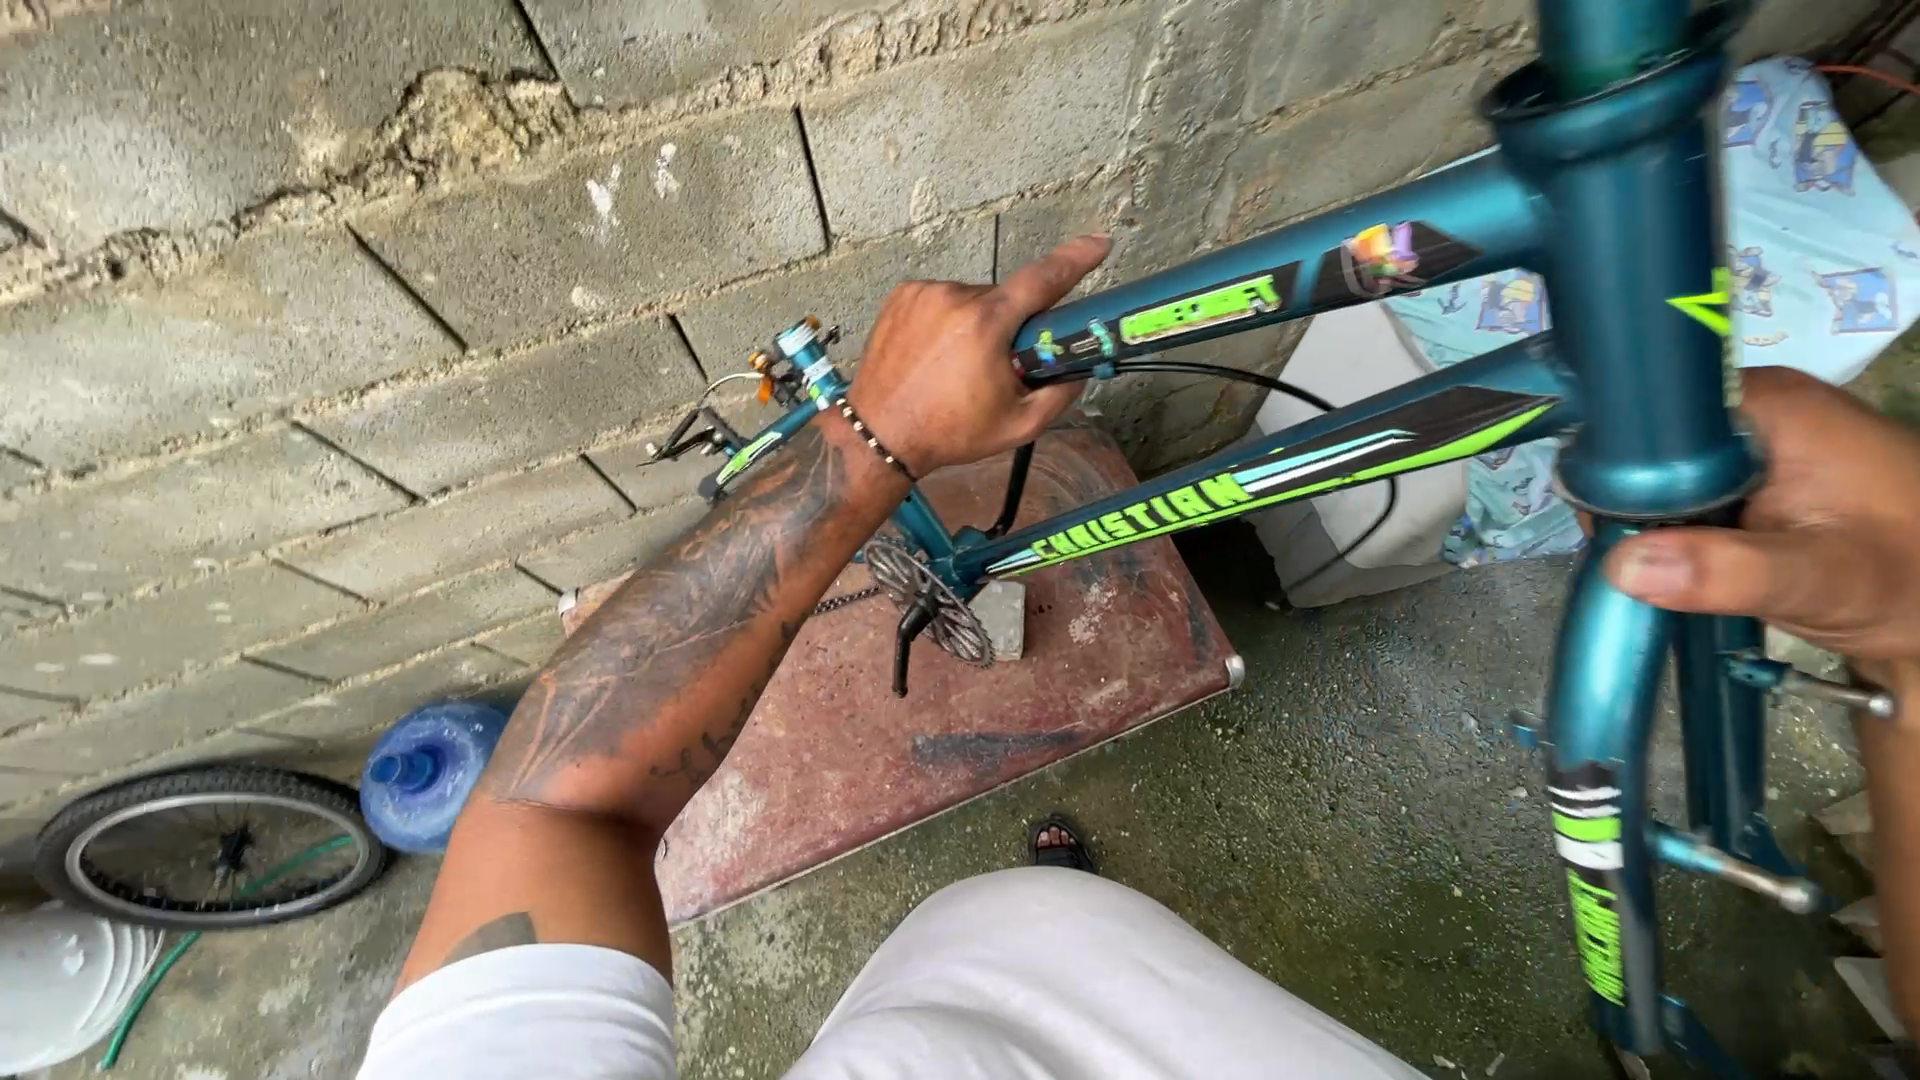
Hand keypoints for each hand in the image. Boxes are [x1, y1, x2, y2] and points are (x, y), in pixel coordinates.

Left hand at [845, 234, 1111, 474]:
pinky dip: (950, 321)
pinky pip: (944, 299)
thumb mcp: (1018, 426)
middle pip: (1006, 298)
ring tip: (958, 366)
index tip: (1099, 244)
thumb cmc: (949, 433)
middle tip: (998, 366)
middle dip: (1012, 326)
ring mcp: (925, 293)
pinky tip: (938, 355)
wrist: (880, 436)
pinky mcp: (903, 295)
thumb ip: (1060, 395)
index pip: (1043, 280)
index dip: (1076, 259)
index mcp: (986, 326)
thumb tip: (1079, 371)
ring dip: (979, 324)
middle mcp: (955, 298)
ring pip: (974, 299)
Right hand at [1604, 366, 1919, 697]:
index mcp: (1770, 405)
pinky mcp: (1734, 474)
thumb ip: (1730, 571)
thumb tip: (1624, 564)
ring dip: (1633, 516)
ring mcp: (1741, 442)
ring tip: (1651, 557)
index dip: (1612, 461)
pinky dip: (1654, 524)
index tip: (1609, 517)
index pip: (1650, 408)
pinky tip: (1668, 553)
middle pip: (1639, 441)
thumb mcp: (1824, 582)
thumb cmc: (1910, 581)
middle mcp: (1748, 410)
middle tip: (1631, 549)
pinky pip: (1665, 489)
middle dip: (1619, 497)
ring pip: (1645, 471)